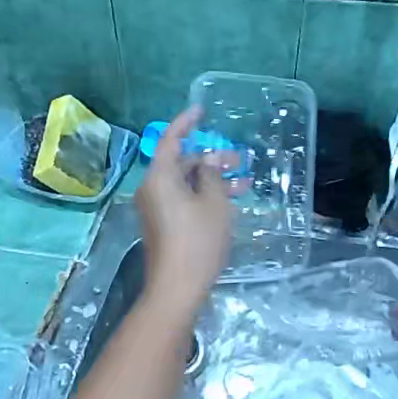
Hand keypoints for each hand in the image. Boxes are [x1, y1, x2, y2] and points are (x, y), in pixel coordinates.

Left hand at [134, 106, 233, 309]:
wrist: (176, 288)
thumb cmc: (197, 240)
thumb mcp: (214, 203)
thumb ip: (211, 175)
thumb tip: (206, 163)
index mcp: (159, 177)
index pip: (171, 139)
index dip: (186, 122)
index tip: (201, 110)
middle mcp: (152, 189)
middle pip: (180, 163)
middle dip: (210, 159)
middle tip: (240, 160)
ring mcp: (155, 208)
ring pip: (185, 183)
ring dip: (212, 180)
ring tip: (245, 183)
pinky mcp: (162, 225)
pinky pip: (183, 199)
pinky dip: (204, 196)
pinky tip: (230, 202)